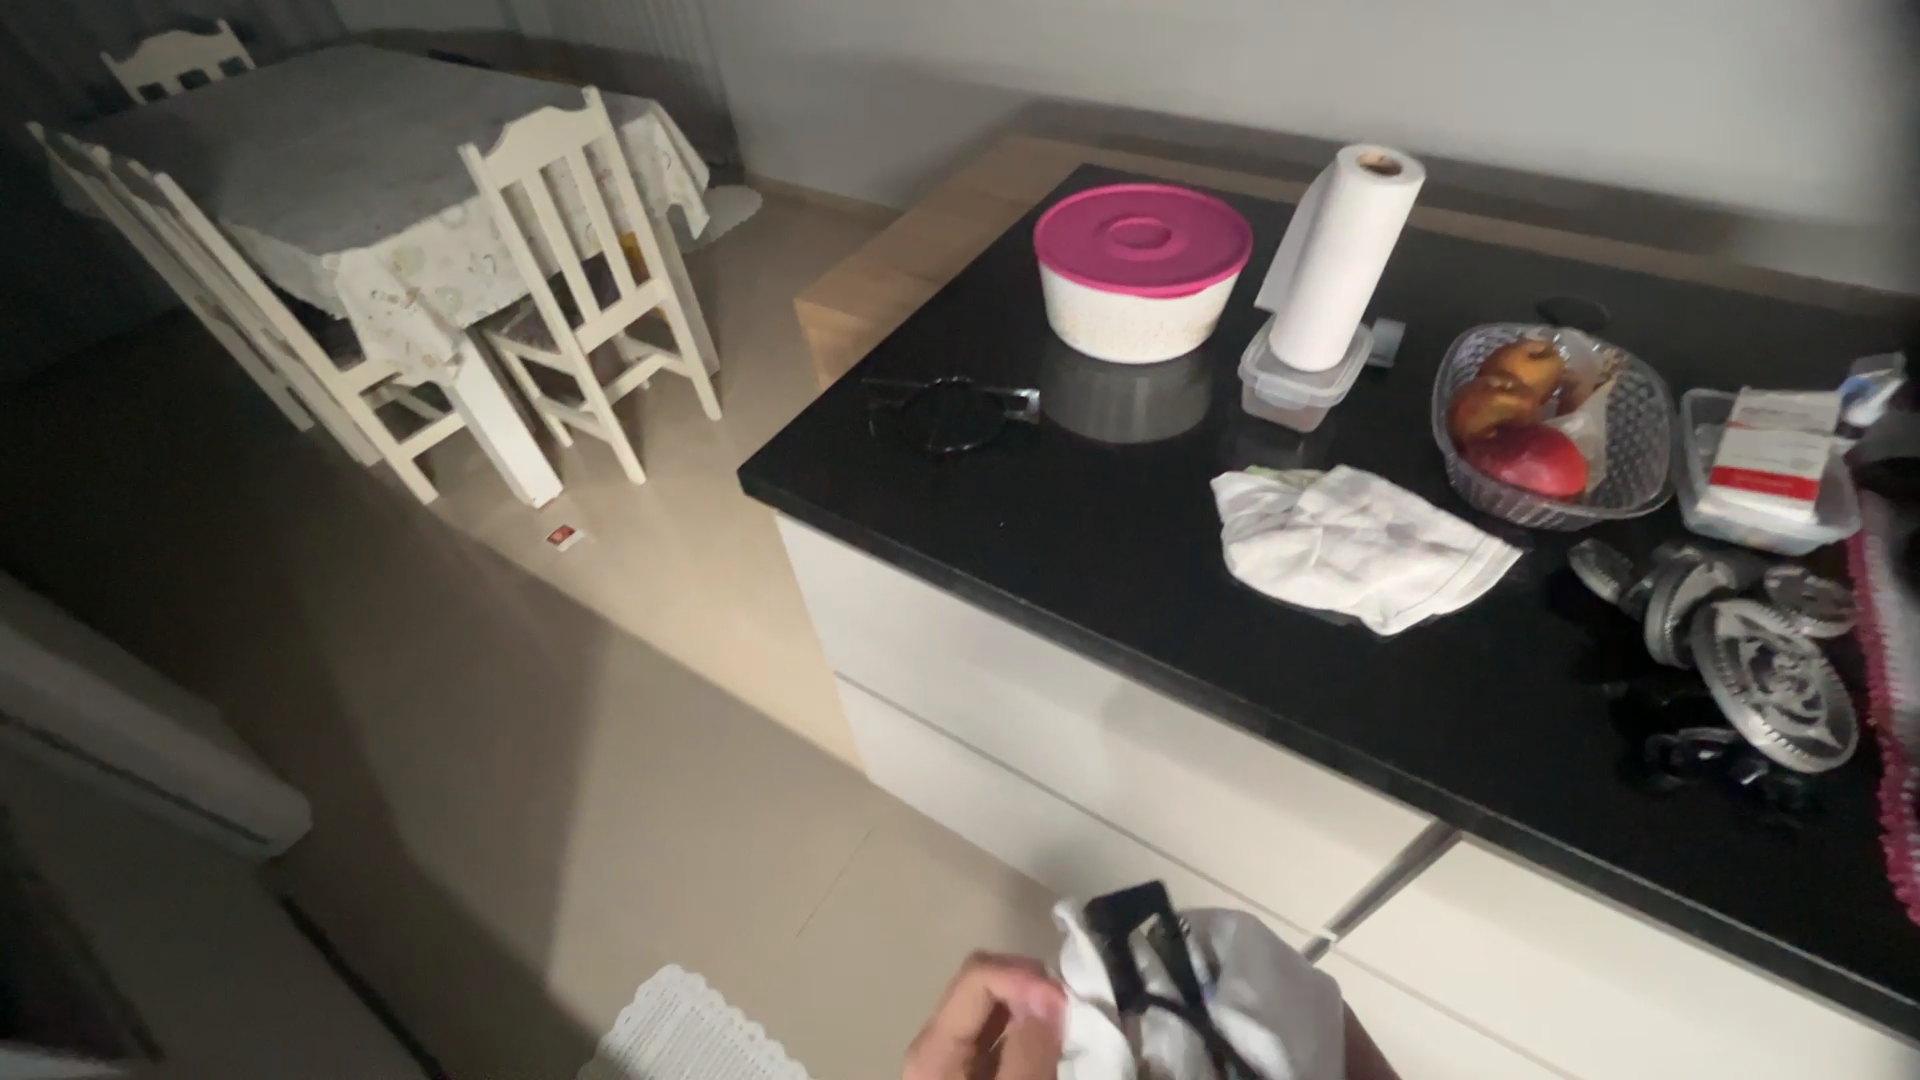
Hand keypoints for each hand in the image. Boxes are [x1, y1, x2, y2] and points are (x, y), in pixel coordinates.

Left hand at [904, 952, 1065, 1079]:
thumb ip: (1026, 1051)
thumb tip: (1051, 994)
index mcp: (932, 1044)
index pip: (977, 973)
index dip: (1022, 976)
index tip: (1064, 999)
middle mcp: (934, 1040)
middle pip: (982, 981)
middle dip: (1027, 983)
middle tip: (1068, 1005)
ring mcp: (949, 1057)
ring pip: (992, 1005)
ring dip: (1029, 1003)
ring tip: (1063, 1019)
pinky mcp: (967, 1073)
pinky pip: (998, 1033)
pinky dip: (1025, 1028)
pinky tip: (1047, 1040)